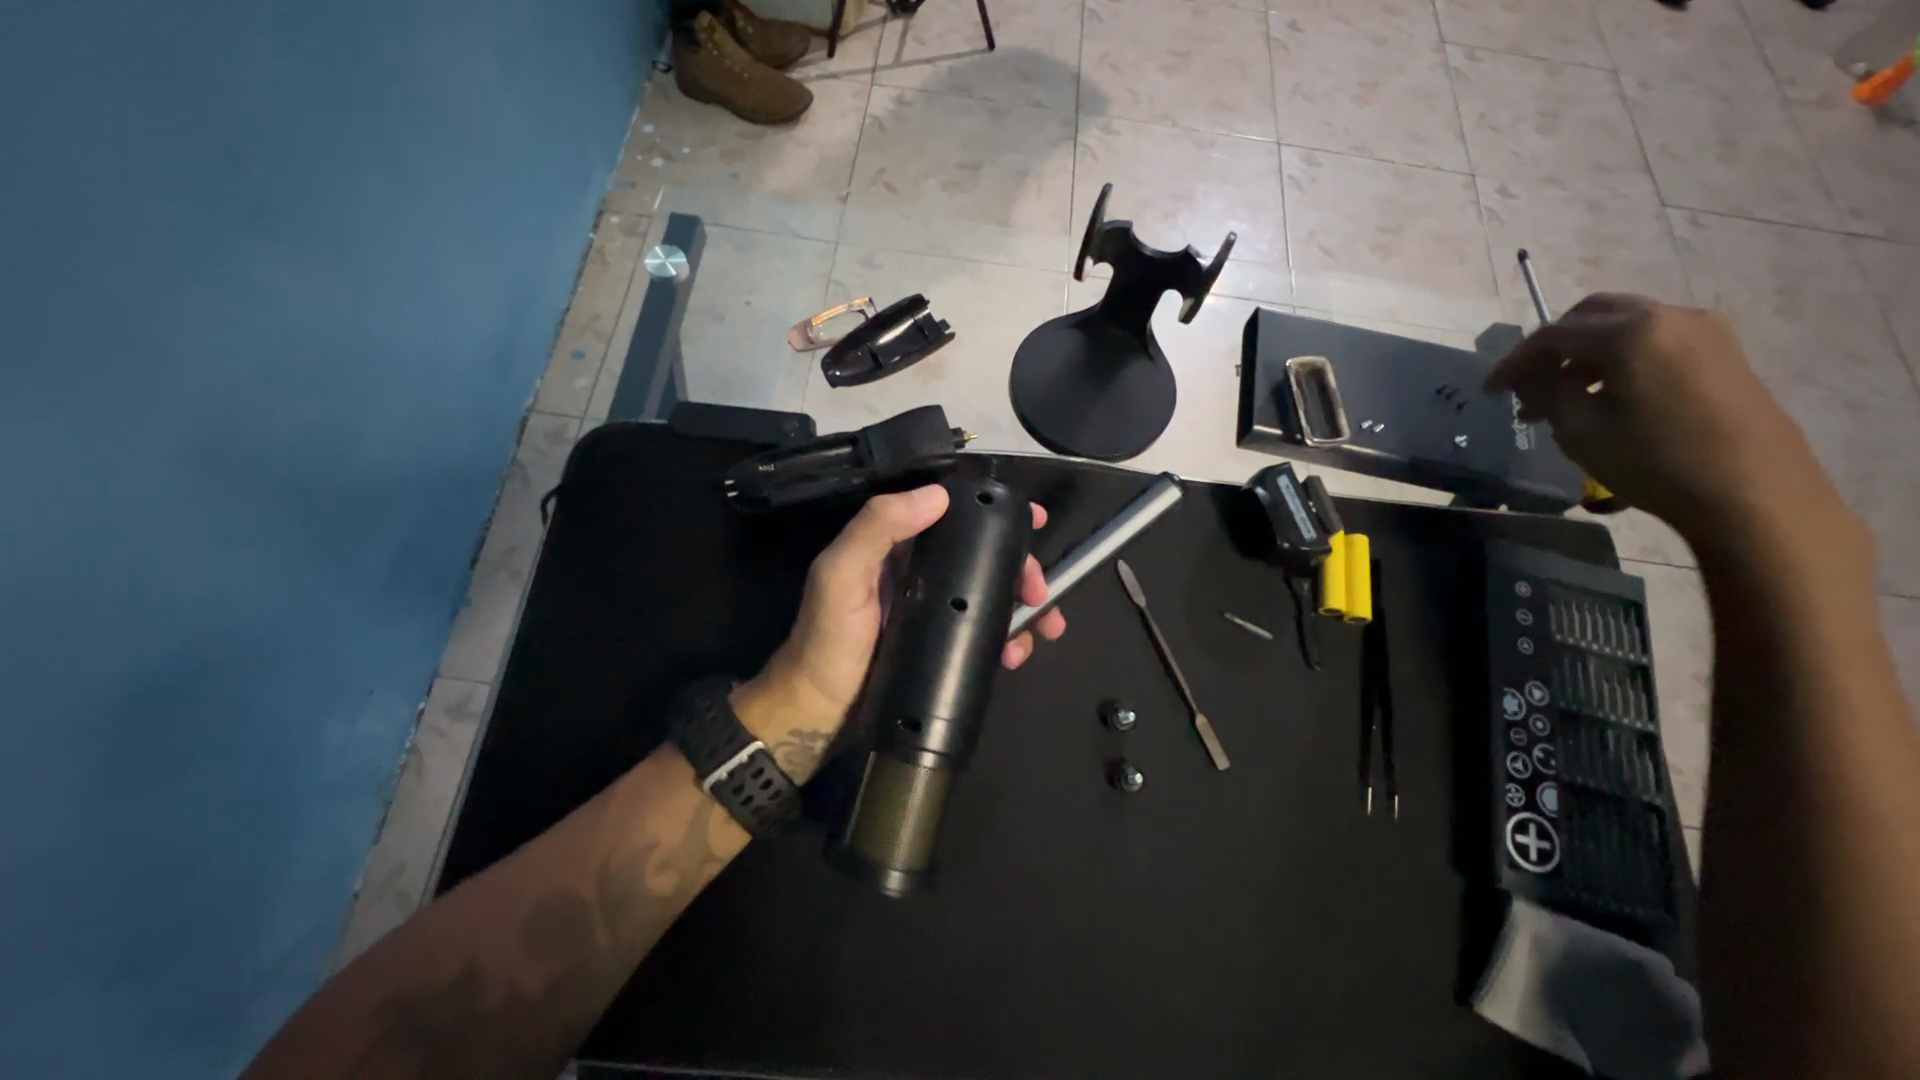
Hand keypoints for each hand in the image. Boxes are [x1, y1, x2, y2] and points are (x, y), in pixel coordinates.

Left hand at [742, 484, 1067, 753]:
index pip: (953, 516)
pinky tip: (1017, 654)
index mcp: (897, 546)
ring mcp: (935, 611)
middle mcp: (920, 572)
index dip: (995, 515)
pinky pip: (985, 634)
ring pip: (992, 595)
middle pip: (985, 557)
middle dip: (1021, 569)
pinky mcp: (944, 646)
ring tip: (1044, 628)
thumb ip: (878, 528)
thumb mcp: (841, 575)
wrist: (819, 712)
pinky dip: (1009, 639)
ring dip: (1025, 607)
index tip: (1034, 520)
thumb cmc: (827, 639)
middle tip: (1039, 591)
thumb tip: (938, 495)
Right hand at [1486, 293, 1848, 546]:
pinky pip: (1656, 340)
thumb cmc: (1654, 461)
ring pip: (1625, 325)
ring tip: (1566, 397)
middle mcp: (1668, 315)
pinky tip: (1610, 395)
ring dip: (1587, 353)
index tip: (1492, 391)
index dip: (1515, 361)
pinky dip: (1622, 357)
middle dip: (1553, 346)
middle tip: (1529, 385)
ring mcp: (1704, 330)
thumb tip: (1526, 374)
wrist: (1751, 491)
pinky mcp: (1723, 352)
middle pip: (1592, 314)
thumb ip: (1544, 391)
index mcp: (1630, 331)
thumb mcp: (1580, 429)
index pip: (1553, 334)